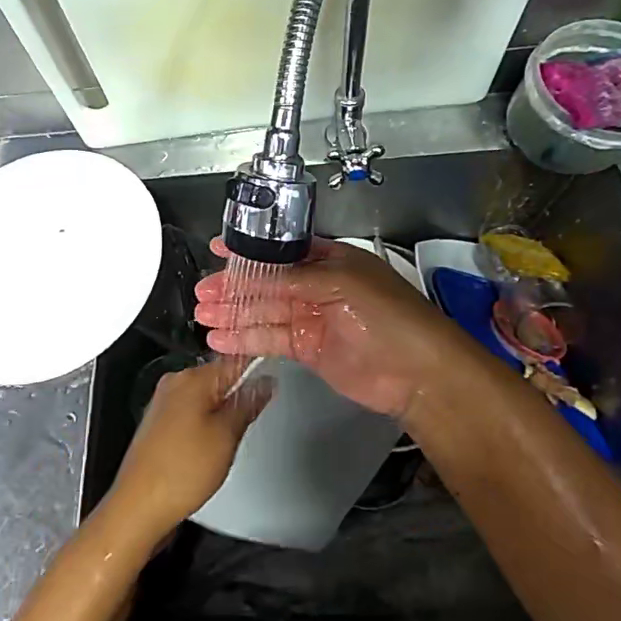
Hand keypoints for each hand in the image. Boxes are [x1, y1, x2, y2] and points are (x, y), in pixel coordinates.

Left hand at [106, 358, 264, 537]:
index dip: (258, 371)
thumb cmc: (180, 472)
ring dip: (222, 414)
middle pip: (219, 379)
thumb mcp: (228, 434)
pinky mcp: (159, 426)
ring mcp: (163, 405)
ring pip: (206, 399)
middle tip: (248, 422)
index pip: (234, 361)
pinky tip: (208, 450)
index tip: (272, 385)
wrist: (138, 509)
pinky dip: (205, 427)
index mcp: (191, 379)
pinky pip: (191, 415)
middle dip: (238, 397)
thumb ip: (249, 402)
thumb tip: (264, 382)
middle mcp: (174, 385)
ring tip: (226, 442)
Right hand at [193, 237, 487, 418]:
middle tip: (204, 291)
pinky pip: (271, 339)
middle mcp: (319, 286)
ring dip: (234, 313)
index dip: (251, 251)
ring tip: (203, 315)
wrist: (417, 371)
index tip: (220, 249)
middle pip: (268, 283)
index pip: (283, 251)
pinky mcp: (309, 348)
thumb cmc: (394, 318)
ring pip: (265, 312)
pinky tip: (223, 339)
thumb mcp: (343, 285)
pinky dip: (246, 339)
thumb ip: (297, 279)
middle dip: (235, 286)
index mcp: (332, 261)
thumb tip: (260, 273)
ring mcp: (313, 318)